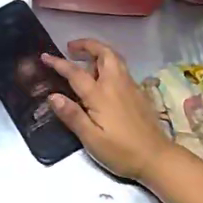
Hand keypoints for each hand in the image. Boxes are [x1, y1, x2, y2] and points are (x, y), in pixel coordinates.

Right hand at [42, 39, 178, 182]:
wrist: (156, 157)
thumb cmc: (121, 151)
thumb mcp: (92, 139)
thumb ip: (72, 116)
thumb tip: (53, 96)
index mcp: (101, 95)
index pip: (76, 73)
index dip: (59, 63)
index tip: (45, 56)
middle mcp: (116, 84)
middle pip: (103, 53)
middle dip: (87, 45)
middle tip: (71, 48)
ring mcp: (131, 86)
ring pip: (115, 59)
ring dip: (99, 52)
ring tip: (85, 59)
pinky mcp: (139, 93)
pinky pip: (122, 69)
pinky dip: (109, 63)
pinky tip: (104, 78)